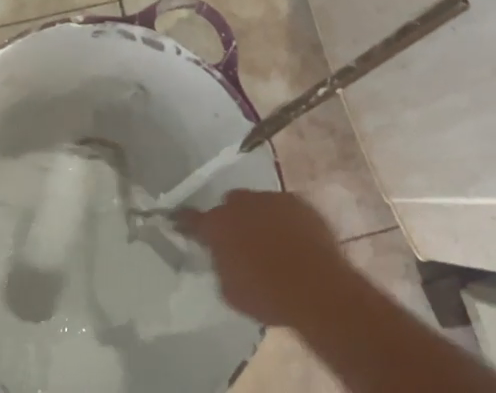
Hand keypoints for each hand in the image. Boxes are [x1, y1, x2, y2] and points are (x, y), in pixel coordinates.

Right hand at [176, 189, 352, 327]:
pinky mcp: (299, 202)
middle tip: (238, 241)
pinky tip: (292, 240)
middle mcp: (241, 203)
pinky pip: (283, 208)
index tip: (177, 221)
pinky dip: (283, 220)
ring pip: (257, 203)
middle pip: (229, 205)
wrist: (318, 289)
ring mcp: (272, 198)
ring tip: (269, 242)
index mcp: (218, 225)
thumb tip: (222, 256)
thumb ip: (220, 265)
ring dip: (258, 218)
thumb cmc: (268, 296)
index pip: (191, 218)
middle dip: (231, 219)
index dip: (185, 221)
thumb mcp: (230, 290)